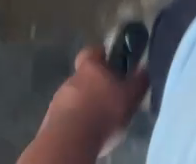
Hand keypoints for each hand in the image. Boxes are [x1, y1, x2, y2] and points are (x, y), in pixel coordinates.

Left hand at [19, 46, 145, 163]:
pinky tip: (86, 132)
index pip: (93, 51)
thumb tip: (147, 66)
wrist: (68, 144)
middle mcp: (71, 79)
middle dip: (94, 85)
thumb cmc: (103, 113)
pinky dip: (75, 121)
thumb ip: (139, 80)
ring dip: (84, 104)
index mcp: (90, 67)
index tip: (111, 62)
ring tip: (98, 118)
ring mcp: (57, 101)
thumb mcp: (131, 96)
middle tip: (110, 96)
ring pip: (74, 97)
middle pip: (83, 76)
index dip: (101, 55)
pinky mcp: (49, 122)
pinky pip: (65, 116)